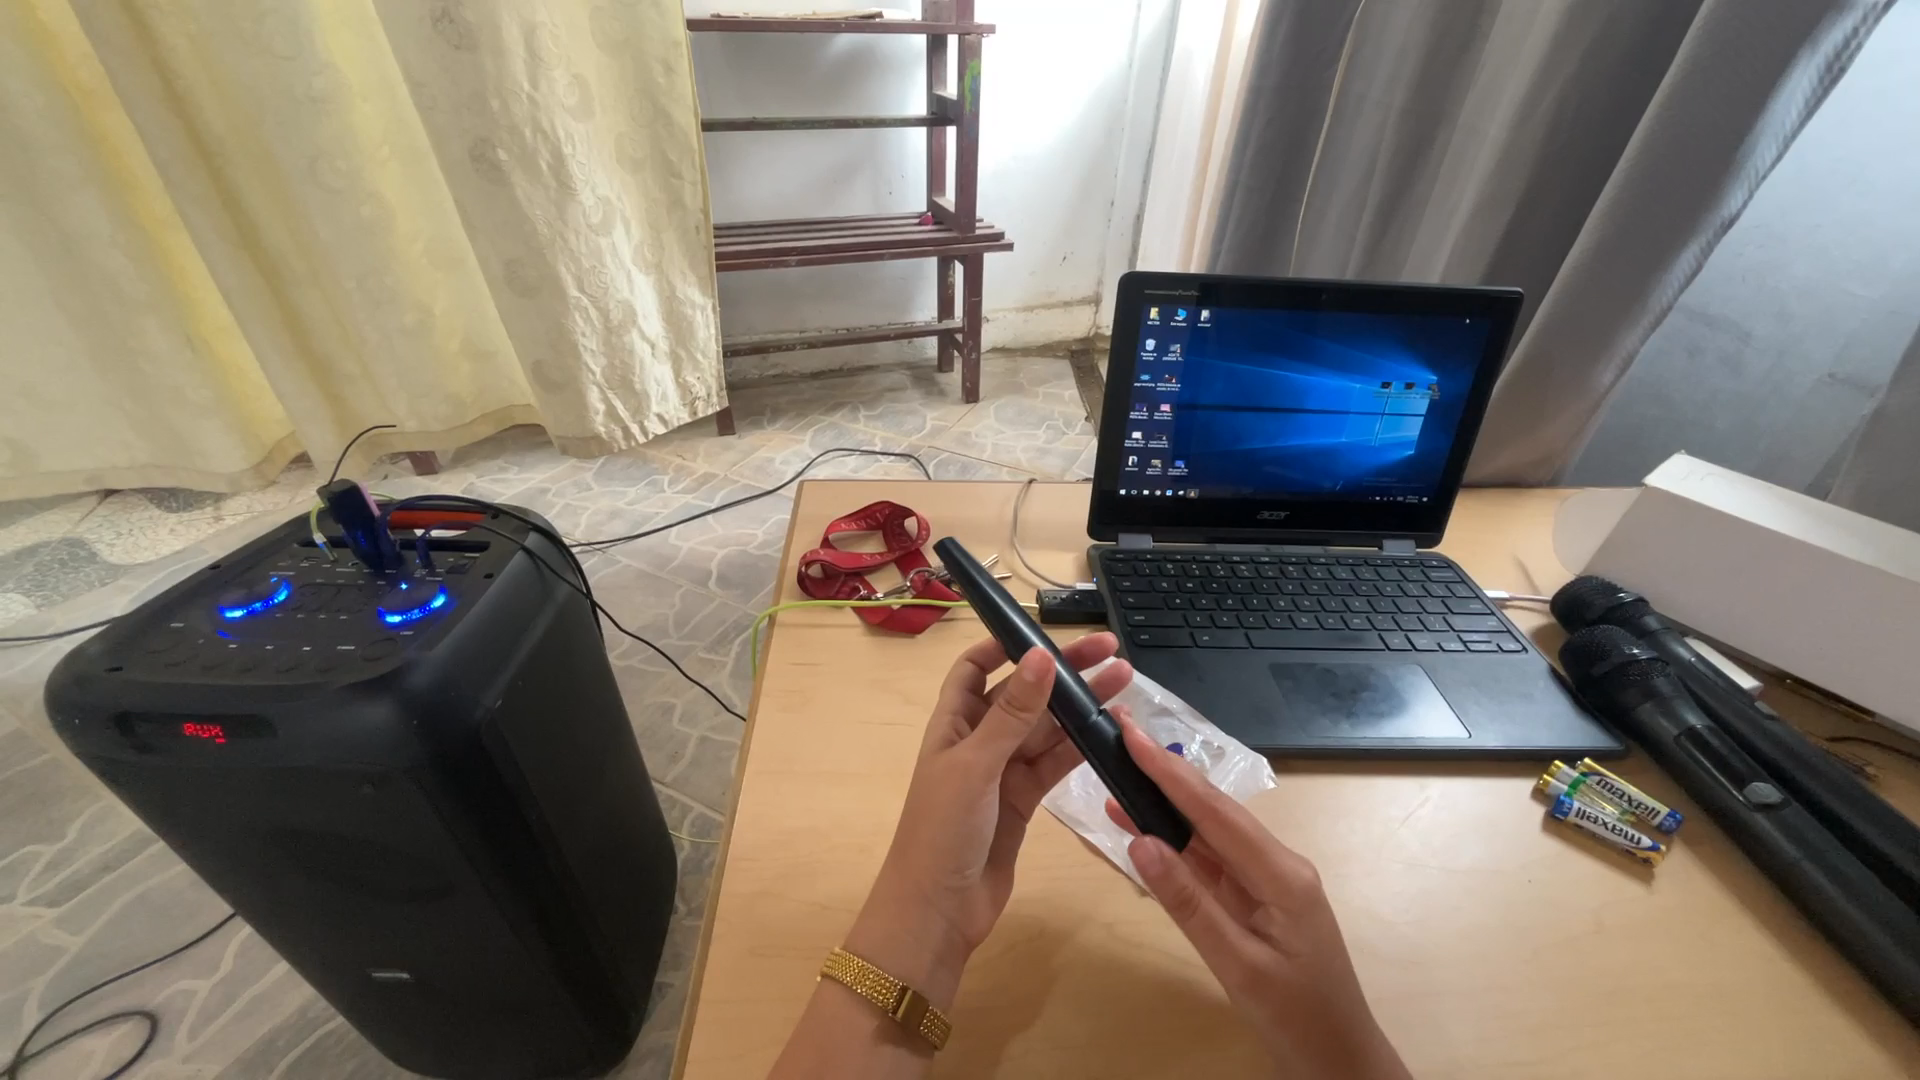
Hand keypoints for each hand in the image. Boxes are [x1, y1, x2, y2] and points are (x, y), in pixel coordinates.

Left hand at [845, 633, 1132, 1008]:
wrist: (939, 911)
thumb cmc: (943, 830)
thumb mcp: (976, 765)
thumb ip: (1012, 713)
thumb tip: (1043, 655)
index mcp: (953, 721)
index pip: (975, 667)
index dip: (1003, 645)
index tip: (1044, 630)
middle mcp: (978, 738)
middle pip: (1023, 693)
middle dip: (1062, 672)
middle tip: (1110, 650)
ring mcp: (1002, 770)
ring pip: (1045, 728)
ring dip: (1080, 707)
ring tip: (1124, 682)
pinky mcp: (1023, 799)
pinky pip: (1054, 763)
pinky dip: (1079, 746)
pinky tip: (1111, 730)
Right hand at [1105, 719, 1410, 1079]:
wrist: (1340, 1064)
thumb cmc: (1297, 1018)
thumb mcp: (1238, 966)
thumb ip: (1188, 903)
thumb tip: (1139, 842)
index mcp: (1282, 874)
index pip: (1216, 811)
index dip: (1170, 772)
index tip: (1132, 736)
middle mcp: (1275, 862)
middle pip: (1211, 809)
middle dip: (1164, 771)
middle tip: (1121, 733)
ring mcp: (1264, 878)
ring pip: (1206, 831)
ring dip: (1163, 803)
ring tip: (1116, 773)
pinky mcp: (1252, 894)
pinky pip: (1207, 859)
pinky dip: (1172, 840)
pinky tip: (1139, 825)